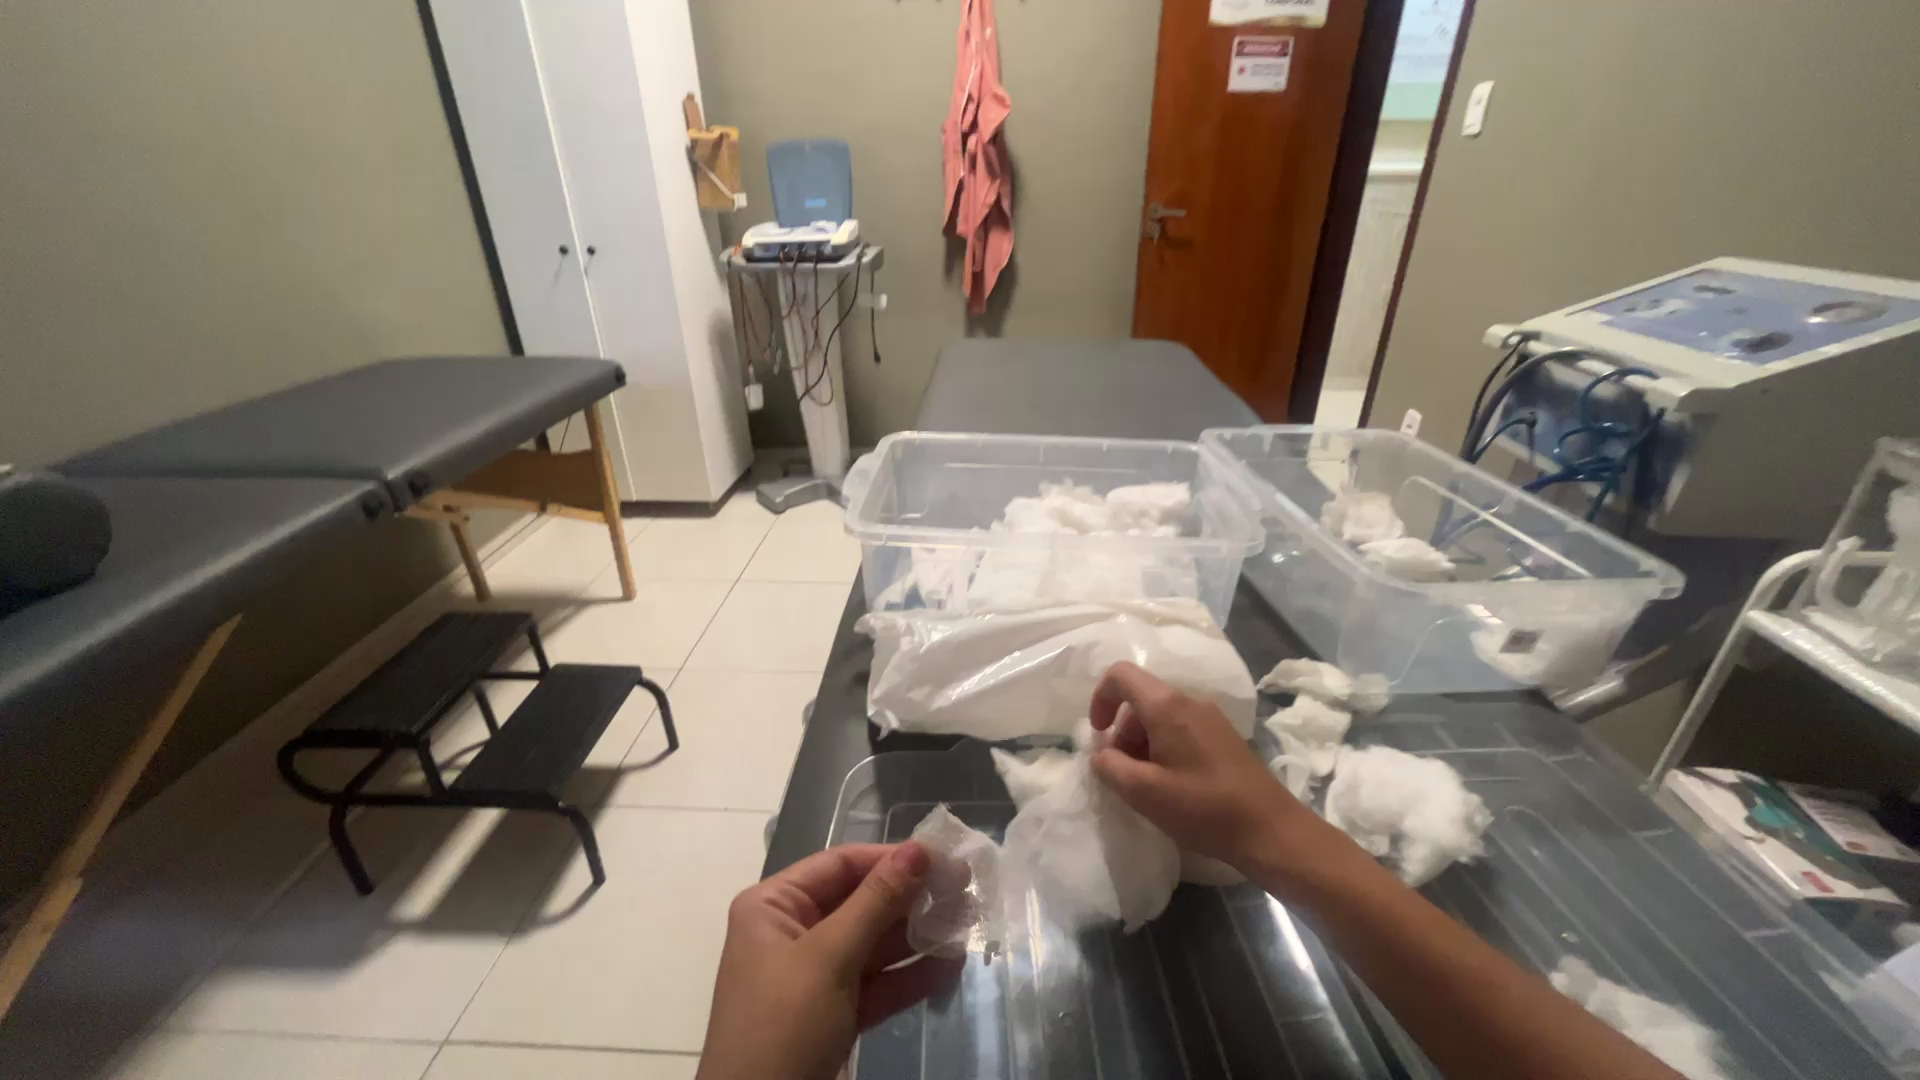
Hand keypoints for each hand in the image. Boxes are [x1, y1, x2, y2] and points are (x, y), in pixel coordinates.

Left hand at [697, 843, 962, 1079]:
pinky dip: (909, 976)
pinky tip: (949, 965)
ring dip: (916, 936)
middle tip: (964, 889)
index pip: (840, 865)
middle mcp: (791, 932)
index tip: (943, 857)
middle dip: (910, 898)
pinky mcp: (833, 1014)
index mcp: (773, 906)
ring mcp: (813, 976)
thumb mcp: (830, 958)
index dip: (890, 858)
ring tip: (965, 923)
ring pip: (872, 944)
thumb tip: (920, 848)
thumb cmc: (783, 1024)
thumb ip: (878, 901)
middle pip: (859, 902)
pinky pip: (876, 983)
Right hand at [1089, 661, 1333, 875]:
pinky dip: (1164, 748)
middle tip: (1125, 774)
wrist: (1271, 831)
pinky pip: (1180, 728)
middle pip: (1140, 699)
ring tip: (1148, 785)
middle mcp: (1190, 701)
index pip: (1120, 674)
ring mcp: (1210, 717)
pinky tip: (1172, 785)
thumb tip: (1101, 754)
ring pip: (1159, 716)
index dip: (1100, 699)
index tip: (1099, 736)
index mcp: (1167, 706)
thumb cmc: (1204, 808)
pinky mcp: (1222, 736)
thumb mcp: (1144, 793)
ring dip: (1142, 744)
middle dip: (1122, 732)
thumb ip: (1110, 767)